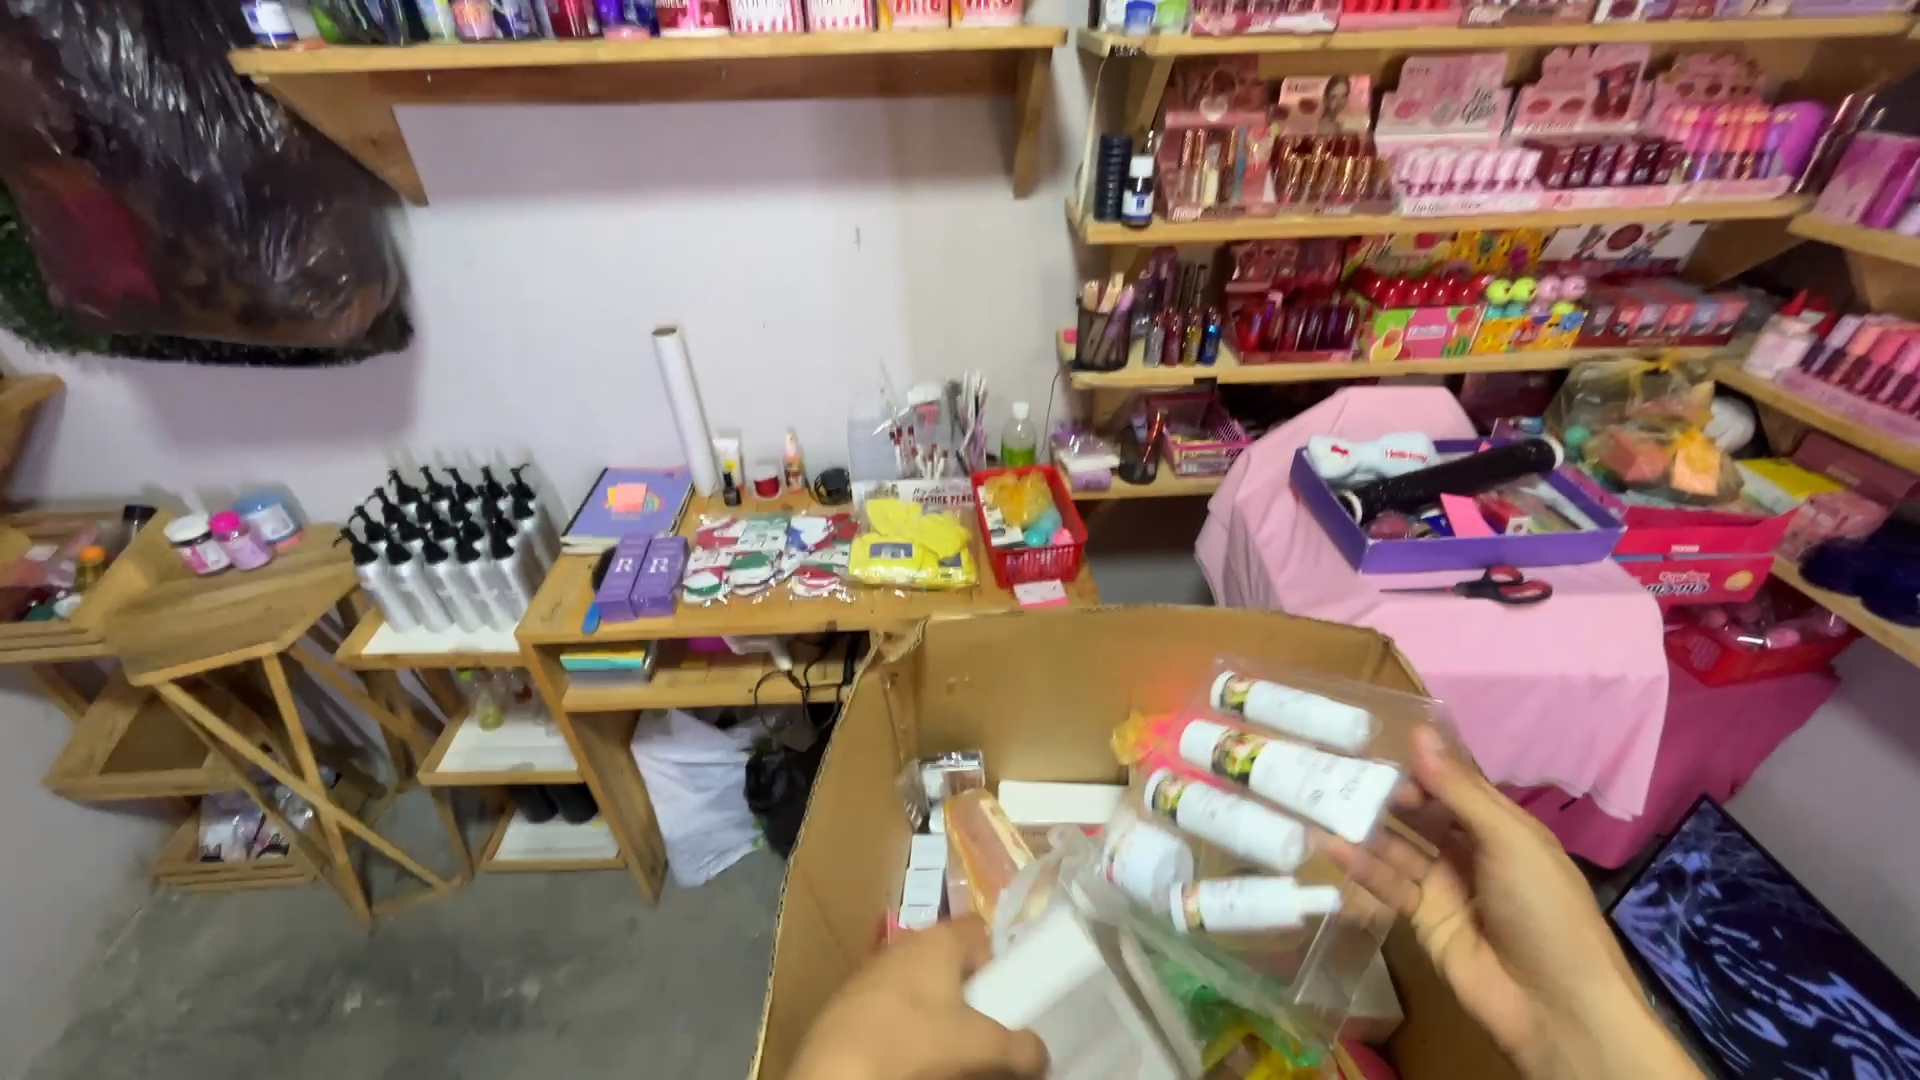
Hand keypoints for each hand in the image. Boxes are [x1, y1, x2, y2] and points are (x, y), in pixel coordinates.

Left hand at [789, 916, 1048, 1079]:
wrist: (838, 1071)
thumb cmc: (917, 1042)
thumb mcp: (980, 1047)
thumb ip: (1019, 1047)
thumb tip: (1041, 1052)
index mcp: (940, 939)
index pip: (979, 928)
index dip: (996, 958)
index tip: (1001, 995)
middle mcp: (907, 942)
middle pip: (949, 956)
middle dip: (965, 989)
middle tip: (977, 1027)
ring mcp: (875, 967)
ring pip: (918, 979)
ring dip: (934, 1005)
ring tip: (942, 1045)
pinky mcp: (851, 997)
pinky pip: (891, 1001)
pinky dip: (903, 1019)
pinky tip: (906, 1050)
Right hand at [1327, 728, 1702, 1079]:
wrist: (1556, 1008)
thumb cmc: (1544, 910)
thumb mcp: (1509, 840)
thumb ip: (1457, 788)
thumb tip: (1417, 731)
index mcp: (1500, 827)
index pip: (1450, 785)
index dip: (1417, 769)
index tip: (1376, 752)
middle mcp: (1469, 849)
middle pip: (1418, 813)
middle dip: (1383, 795)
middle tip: (1340, 778)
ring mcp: (1443, 884)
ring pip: (1396, 845)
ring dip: (1364, 827)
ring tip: (1322, 805)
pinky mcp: (1421, 915)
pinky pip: (1386, 881)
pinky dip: (1360, 864)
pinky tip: (1331, 846)